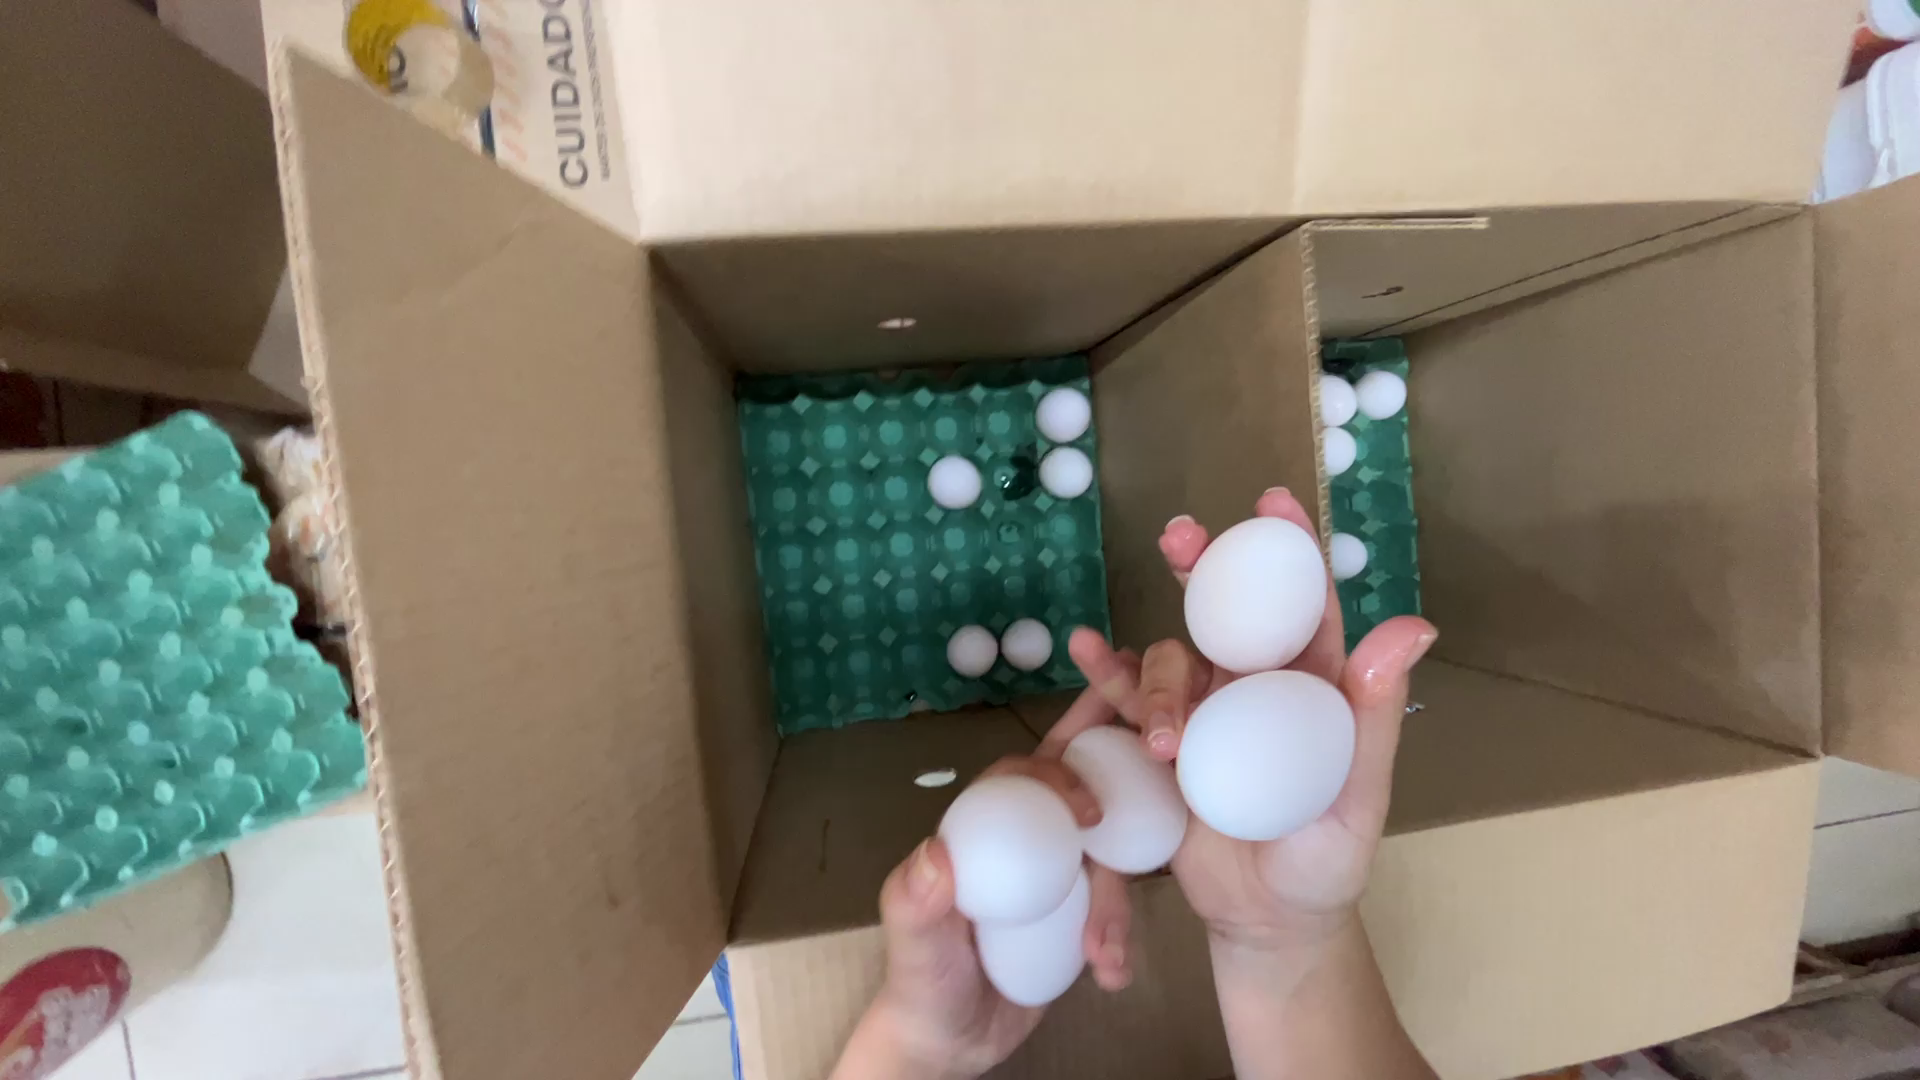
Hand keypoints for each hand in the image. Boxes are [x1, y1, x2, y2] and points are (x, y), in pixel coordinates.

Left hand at [830, 757, 1131, 1079]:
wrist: (953, 1042)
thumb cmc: (922, 978)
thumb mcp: (911, 941)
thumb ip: (913, 899)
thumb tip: (935, 851)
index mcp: (980, 828)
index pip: (1019, 779)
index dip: (1055, 774)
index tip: (1086, 809)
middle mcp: (1021, 844)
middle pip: (1075, 812)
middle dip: (1111, 832)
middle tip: (1116, 881)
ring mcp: (1053, 880)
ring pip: (1103, 864)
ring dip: (1116, 906)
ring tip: (1103, 955)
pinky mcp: (1076, 918)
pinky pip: (1112, 911)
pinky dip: (1121, 939)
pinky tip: (1111, 973)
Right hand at [1050, 486, 1435, 968]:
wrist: (1262, 918)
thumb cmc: (1321, 859)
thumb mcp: (1357, 796)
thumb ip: (1372, 717)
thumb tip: (1415, 626)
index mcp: (1308, 688)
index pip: (1304, 606)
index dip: (1291, 551)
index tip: (1272, 503)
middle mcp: (1250, 685)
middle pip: (1224, 610)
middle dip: (1203, 566)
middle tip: (1181, 536)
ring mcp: (1199, 710)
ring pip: (1169, 659)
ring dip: (1155, 679)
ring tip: (1160, 739)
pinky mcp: (1155, 739)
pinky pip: (1124, 696)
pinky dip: (1104, 670)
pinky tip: (1083, 648)